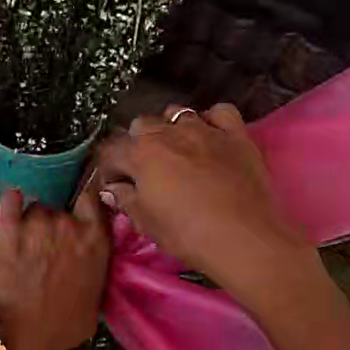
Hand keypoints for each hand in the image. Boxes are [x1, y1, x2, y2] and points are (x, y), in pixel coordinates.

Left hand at [0, 186, 111, 349]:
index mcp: (96, 243)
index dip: (82, 206)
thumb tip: (90, 268)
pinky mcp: (8, 230)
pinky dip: (9, 204)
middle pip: (59, 210)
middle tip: (43, 246)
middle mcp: (69, 226)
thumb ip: (95, 274)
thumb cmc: (60, 327)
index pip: (92, 202)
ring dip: (29, 223)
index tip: (76, 214)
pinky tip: (8, 210)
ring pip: (34, 211)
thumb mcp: (95, 304)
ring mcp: (37, 225)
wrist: (20, 336)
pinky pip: (9, 202)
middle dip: (52, 226)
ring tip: (22, 244)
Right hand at [96, 103, 320, 291]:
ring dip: (169, 129)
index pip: (111, 151)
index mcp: (141, 154)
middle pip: (141, 125)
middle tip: (144, 172)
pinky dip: (210, 120)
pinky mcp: (235, 134)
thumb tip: (113, 189)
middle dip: (136, 145)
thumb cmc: (185, 233)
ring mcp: (204, 129)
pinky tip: (209, 136)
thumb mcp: (145, 222)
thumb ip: (125, 199)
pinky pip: (219, 113)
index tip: (115, 186)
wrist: (240, 236)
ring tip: (175, 152)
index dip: (109, 169)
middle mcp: (169, 133)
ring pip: (176, 113)